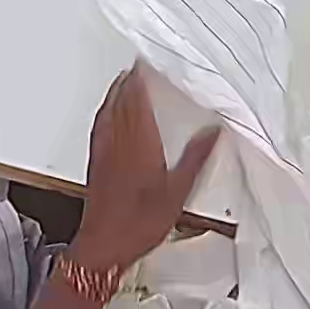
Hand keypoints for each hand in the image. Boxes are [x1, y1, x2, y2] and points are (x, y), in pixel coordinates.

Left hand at [71, 64, 220, 271]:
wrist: (104, 246)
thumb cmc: (140, 221)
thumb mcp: (179, 191)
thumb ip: (196, 157)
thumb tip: (213, 131)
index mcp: (139, 142)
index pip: (137, 99)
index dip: (140, 78)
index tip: (147, 61)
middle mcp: (118, 140)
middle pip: (122, 100)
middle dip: (131, 80)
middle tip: (141, 64)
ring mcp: (104, 150)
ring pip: (109, 110)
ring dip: (117, 91)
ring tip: (127, 79)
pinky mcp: (96, 161)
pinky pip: (100, 124)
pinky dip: (107, 109)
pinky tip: (111, 110)